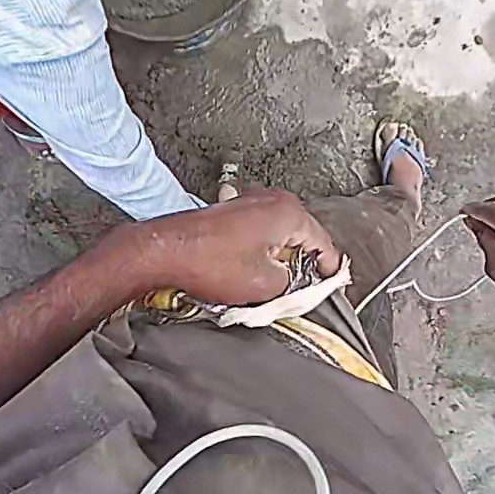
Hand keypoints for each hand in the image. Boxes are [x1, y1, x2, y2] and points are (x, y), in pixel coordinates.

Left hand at [120, 189, 341, 305]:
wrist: (164, 252)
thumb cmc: (208, 262)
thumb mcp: (266, 285)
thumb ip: (295, 284)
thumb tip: (299, 285)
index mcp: (289, 213)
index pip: (325, 244)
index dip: (330, 271)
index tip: (330, 288)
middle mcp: (272, 200)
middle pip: (303, 238)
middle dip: (304, 265)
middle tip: (301, 292)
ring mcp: (249, 203)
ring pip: (279, 237)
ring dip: (279, 260)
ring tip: (272, 286)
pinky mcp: (231, 213)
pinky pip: (258, 235)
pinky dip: (260, 253)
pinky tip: (250, 273)